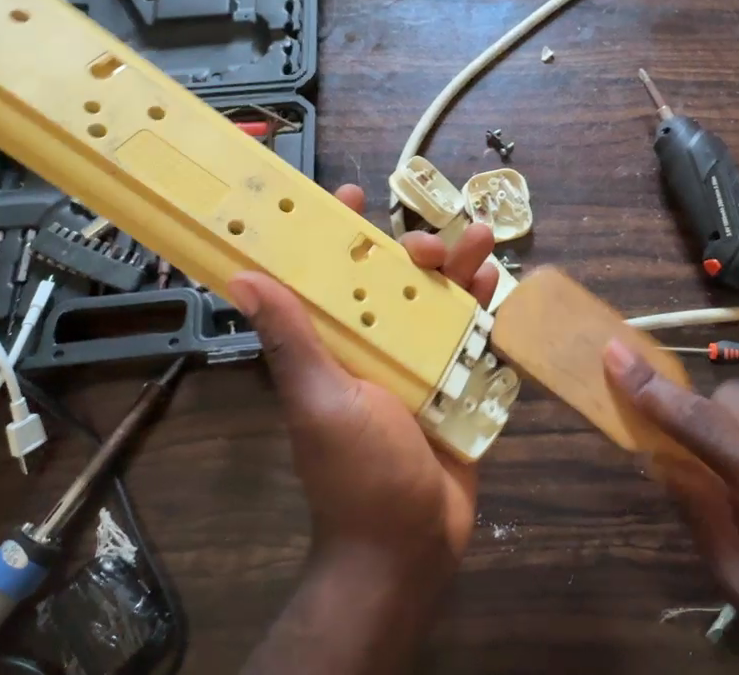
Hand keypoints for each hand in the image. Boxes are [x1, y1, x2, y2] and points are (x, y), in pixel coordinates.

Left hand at [229, 184, 496, 674]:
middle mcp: (375, 347)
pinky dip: (484, 304)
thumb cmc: (358, 473)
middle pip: (394, 279)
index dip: (338, 234)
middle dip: (415, 248)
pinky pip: (471, 333)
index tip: (352, 195)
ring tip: (483, 238)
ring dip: (460, 265)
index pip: (330, 277)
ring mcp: (419, 365)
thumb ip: (292, 340)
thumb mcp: (321, 401)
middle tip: (432, 241)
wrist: (409, 543)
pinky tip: (497, 282)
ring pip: (438, 299)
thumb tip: (242, 277)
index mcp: (335, 346)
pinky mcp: (457, 383)